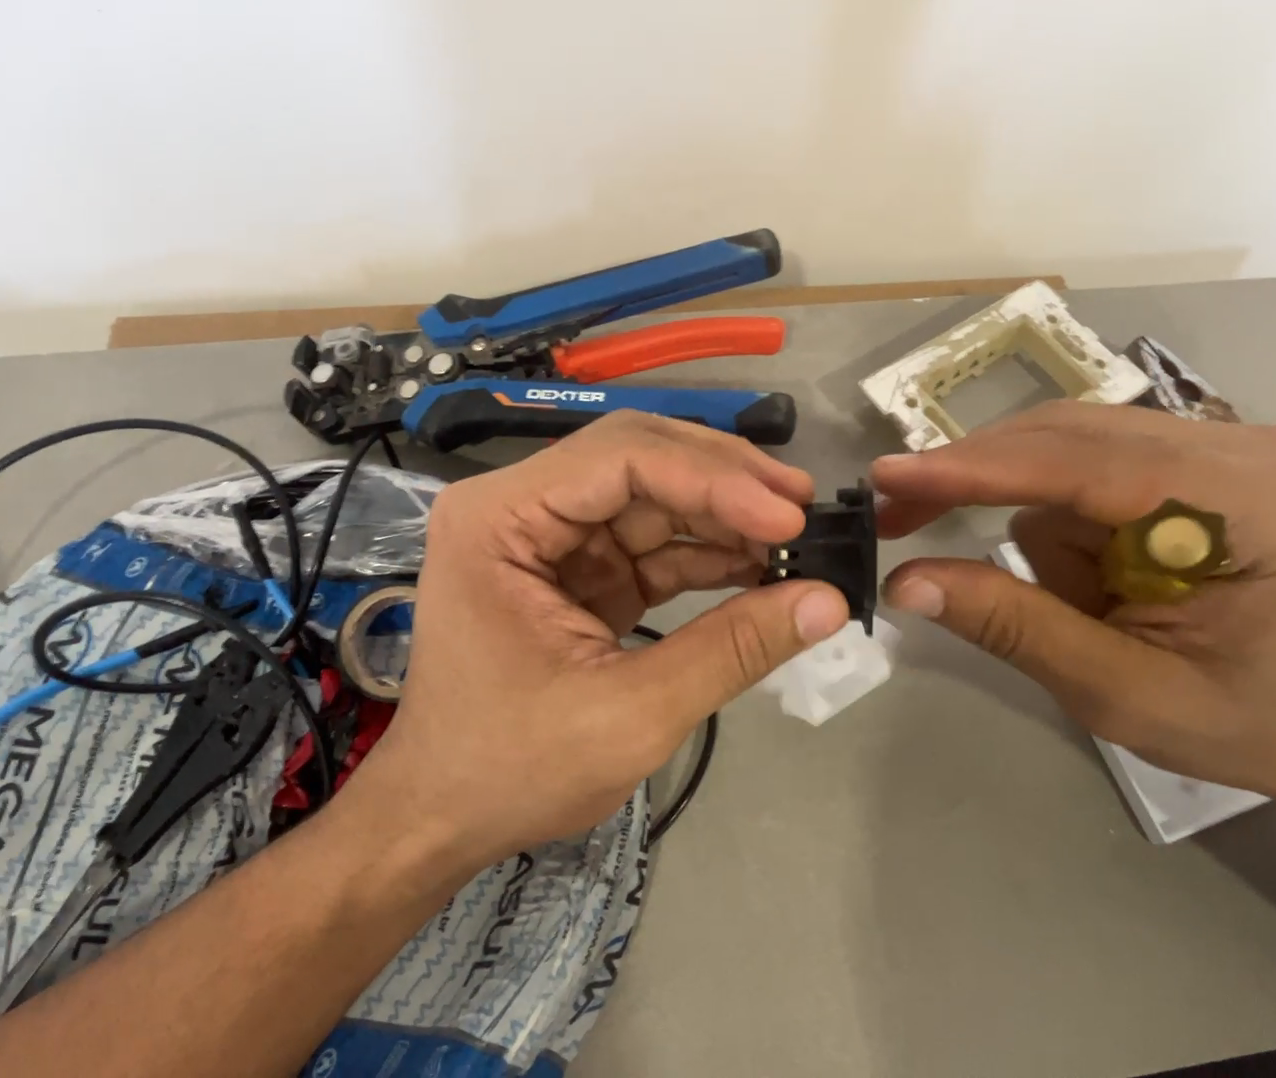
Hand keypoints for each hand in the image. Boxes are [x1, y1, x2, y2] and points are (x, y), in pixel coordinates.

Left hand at [347, 412, 848, 868]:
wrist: (445, 816)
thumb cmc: (512, 770)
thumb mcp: (630, 715)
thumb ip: (731, 650)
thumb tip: (830, 601)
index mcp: (499, 519)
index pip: (620, 458)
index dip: (713, 478)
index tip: (791, 515)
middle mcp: (517, 508)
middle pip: (637, 462)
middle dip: (723, 484)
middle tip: (806, 511)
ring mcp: (546, 539)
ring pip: (651, 499)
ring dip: (722, 518)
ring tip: (798, 541)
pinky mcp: (574, 573)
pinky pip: (648, 545)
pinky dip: (704, 556)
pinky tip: (760, 568)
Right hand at [871, 400, 1275, 800]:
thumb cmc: (1241, 724)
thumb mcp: (1118, 692)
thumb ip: (1014, 626)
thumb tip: (905, 581)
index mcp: (1264, 510)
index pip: (1096, 466)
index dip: (984, 469)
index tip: (891, 476)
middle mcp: (1257, 454)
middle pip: (1076, 437)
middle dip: (981, 479)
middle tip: (896, 516)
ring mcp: (1237, 448)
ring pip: (1075, 451)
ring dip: (1041, 523)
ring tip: (1076, 605)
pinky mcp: (1208, 459)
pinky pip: (1095, 467)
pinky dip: (1066, 522)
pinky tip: (1097, 580)